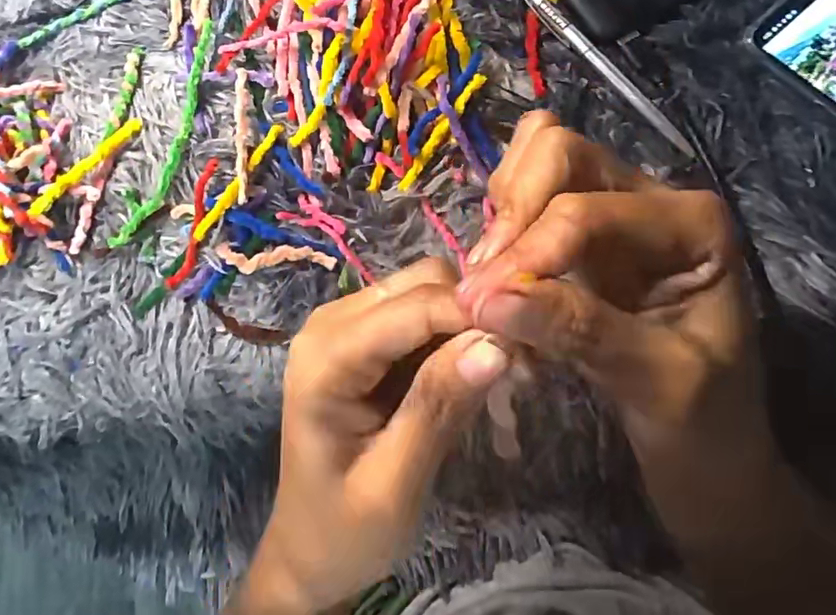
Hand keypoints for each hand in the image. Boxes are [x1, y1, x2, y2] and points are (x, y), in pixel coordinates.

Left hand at [230, 259, 511, 614]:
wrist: (308, 551)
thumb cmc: (344, 530)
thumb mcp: (394, 484)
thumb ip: (438, 408)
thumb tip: (496, 346)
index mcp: (326, 356)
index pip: (414, 306)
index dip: (473, 314)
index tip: (527, 346)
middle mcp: (331, 321)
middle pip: (420, 283)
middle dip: (471, 314)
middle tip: (514, 367)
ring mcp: (346, 322)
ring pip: (424, 290)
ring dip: (465, 322)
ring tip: (498, 373)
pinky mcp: (363, 334)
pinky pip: (418, 310)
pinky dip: (451, 333)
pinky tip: (471, 371)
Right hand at [454, 111, 773, 551]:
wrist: (709, 453)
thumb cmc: (704, 422)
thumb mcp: (655, 383)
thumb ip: (577, 330)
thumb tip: (488, 298)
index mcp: (691, 223)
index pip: (586, 211)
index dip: (529, 252)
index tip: (481, 305)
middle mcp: (649, 196)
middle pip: (559, 150)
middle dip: (515, 208)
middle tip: (485, 279)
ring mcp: (610, 204)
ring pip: (536, 155)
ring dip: (504, 208)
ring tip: (491, 277)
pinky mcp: (577, 226)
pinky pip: (525, 189)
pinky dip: (501, 218)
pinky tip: (498, 274)